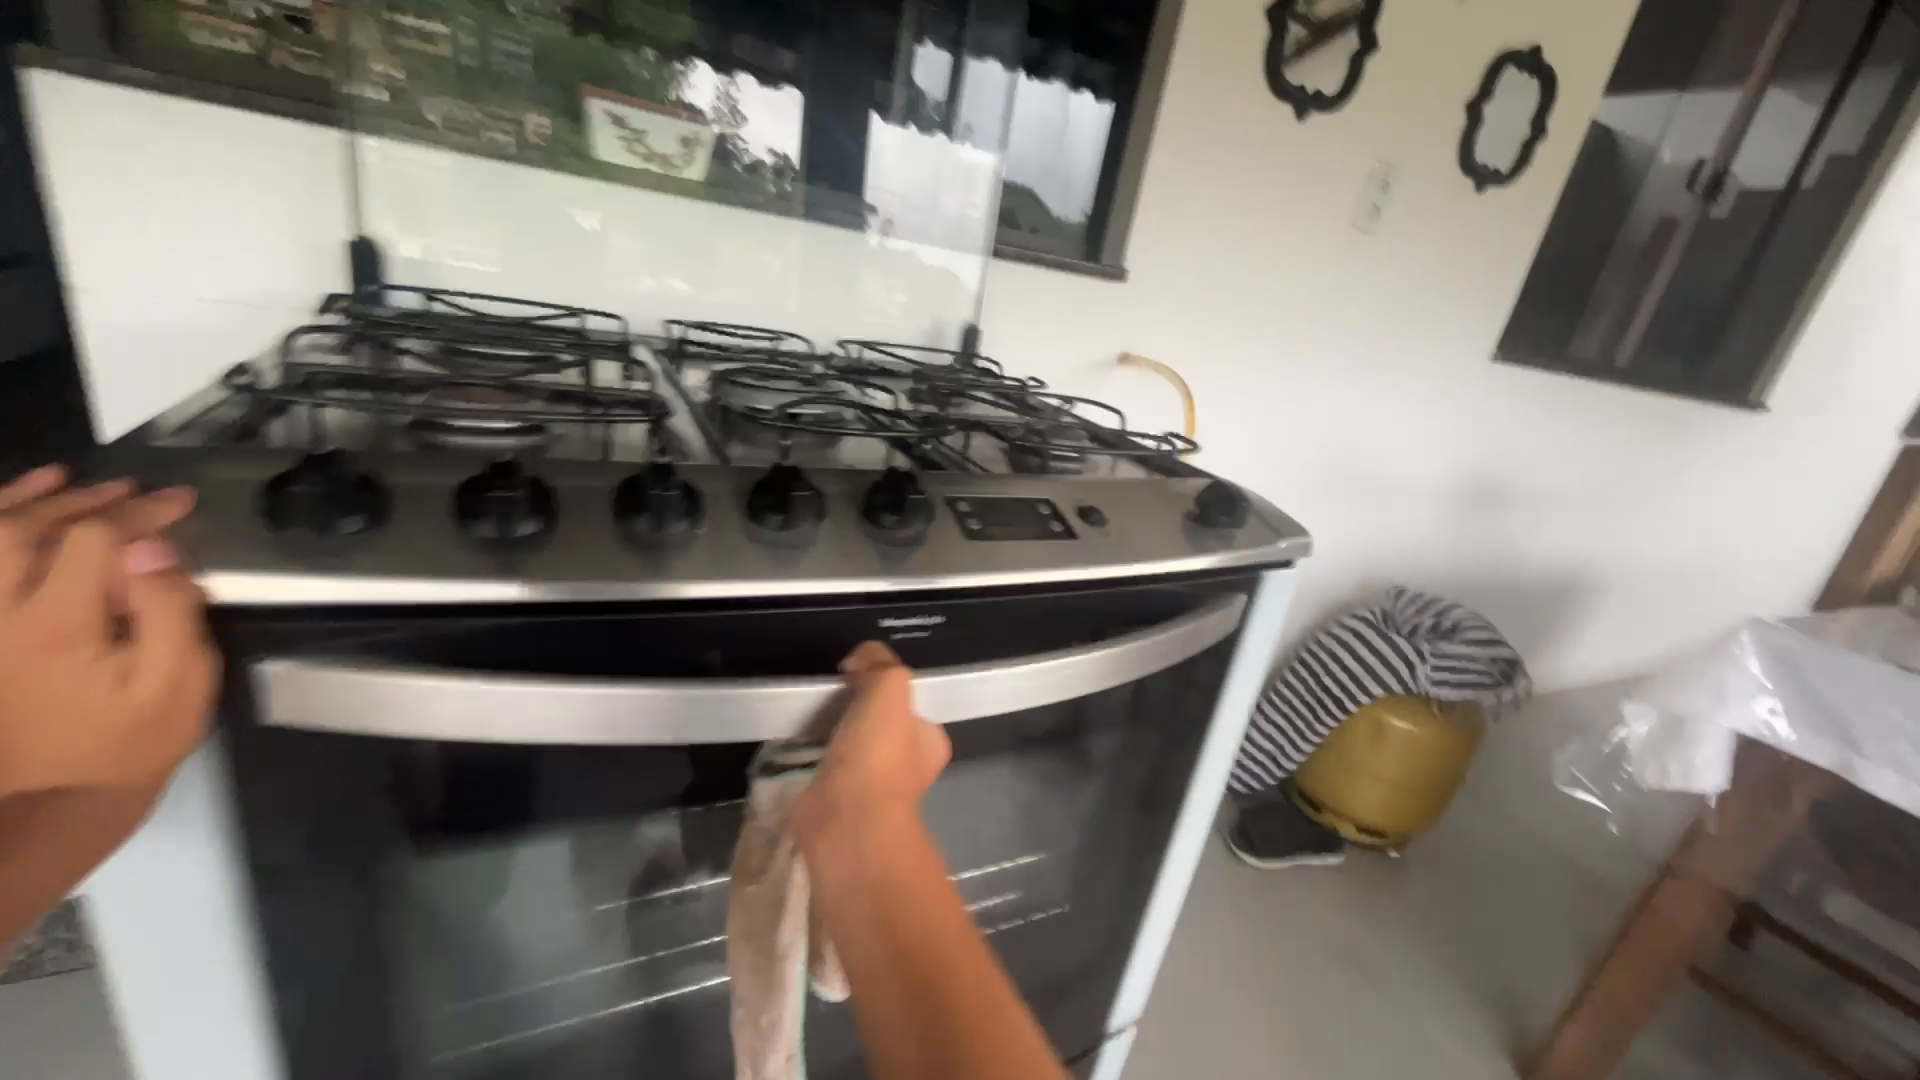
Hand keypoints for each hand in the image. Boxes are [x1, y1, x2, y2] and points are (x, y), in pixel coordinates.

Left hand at [0, 466, 215, 799]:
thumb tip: (154, 546)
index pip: (95, 541)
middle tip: (137, 491)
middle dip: (86, 503)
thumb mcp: (179, 678)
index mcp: (56, 625)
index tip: (182, 501)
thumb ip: (168, 608)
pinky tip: (16, 510)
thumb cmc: (136, 736)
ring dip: (27, 504)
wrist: (59, 793)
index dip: (140, 514)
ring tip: (73, 482)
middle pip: (27, 531)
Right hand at [796, 642, 950, 842]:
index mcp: (930, 743)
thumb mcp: (889, 685)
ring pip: (853, 752)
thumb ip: (879, 662)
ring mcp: (873, 792)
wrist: (846, 820)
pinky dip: (814, 761)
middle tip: (830, 698)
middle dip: (859, 715)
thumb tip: (859, 658)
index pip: (913, 709)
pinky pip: (827, 772)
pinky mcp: (838, 806)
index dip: (889, 690)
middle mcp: (907, 769)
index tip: (858, 679)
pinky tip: (797, 747)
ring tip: (809, 719)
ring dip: (834, 738)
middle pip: (881, 729)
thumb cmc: (878, 753)